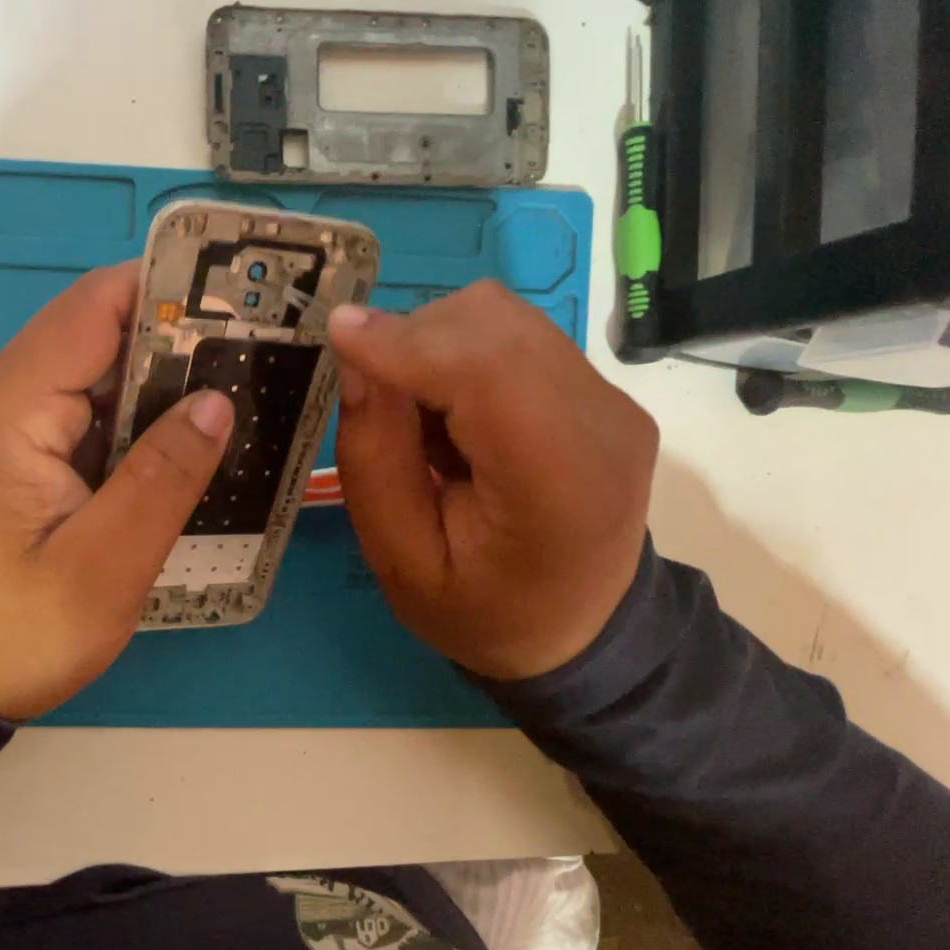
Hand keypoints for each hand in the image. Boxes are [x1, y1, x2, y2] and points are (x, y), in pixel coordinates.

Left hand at [0, 264, 234, 719]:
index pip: (96, 307)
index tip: (244, 298)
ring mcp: (14, 427)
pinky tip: (194, 435)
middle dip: (179, 333)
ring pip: (100, 372)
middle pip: (100, 331)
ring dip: (166, 376)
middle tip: (263, 348)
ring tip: (246, 383)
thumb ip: (162, 478)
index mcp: (13, 407)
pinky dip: (142, 416)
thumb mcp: (104, 565)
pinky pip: (92, 414)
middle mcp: (8, 399)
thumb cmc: (18, 632)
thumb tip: (217, 401)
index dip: (170, 290)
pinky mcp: (28, 457)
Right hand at [327, 281, 658, 680]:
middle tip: (379, 402)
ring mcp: (612, 400)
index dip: (407, 341)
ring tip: (423, 420)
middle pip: (494, 324)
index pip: (487, 370)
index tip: (337, 335)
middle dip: (415, 341)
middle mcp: (602, 424)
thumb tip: (355, 360)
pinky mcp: (604, 391)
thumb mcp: (401, 562)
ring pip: (503, 317)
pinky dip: (464, 356)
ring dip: (438, 347)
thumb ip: (375, 463)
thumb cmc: (479, 611)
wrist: (577, 632)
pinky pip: (516, 335)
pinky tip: (457, 416)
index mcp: (557, 485)